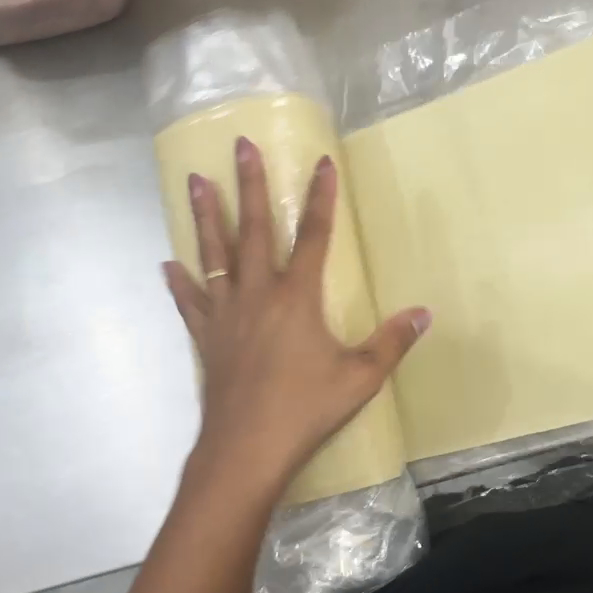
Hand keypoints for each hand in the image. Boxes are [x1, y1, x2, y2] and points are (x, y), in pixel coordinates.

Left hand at [164, 137, 430, 495]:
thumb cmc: (306, 409)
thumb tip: (424, 313)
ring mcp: (225, 315)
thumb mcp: (360, 377)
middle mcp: (257, 294)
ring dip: (205, 216)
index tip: (321, 162)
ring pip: (213, 255)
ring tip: (195, 180)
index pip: (313, 236)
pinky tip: (168, 265)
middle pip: (253, 229)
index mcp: (297, 297)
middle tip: (239, 145)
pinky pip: (190, 302)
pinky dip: (179, 282)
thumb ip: (392, 342)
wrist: (247, 447)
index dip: (320, 198)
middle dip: (249, 184)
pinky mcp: (206, 338)